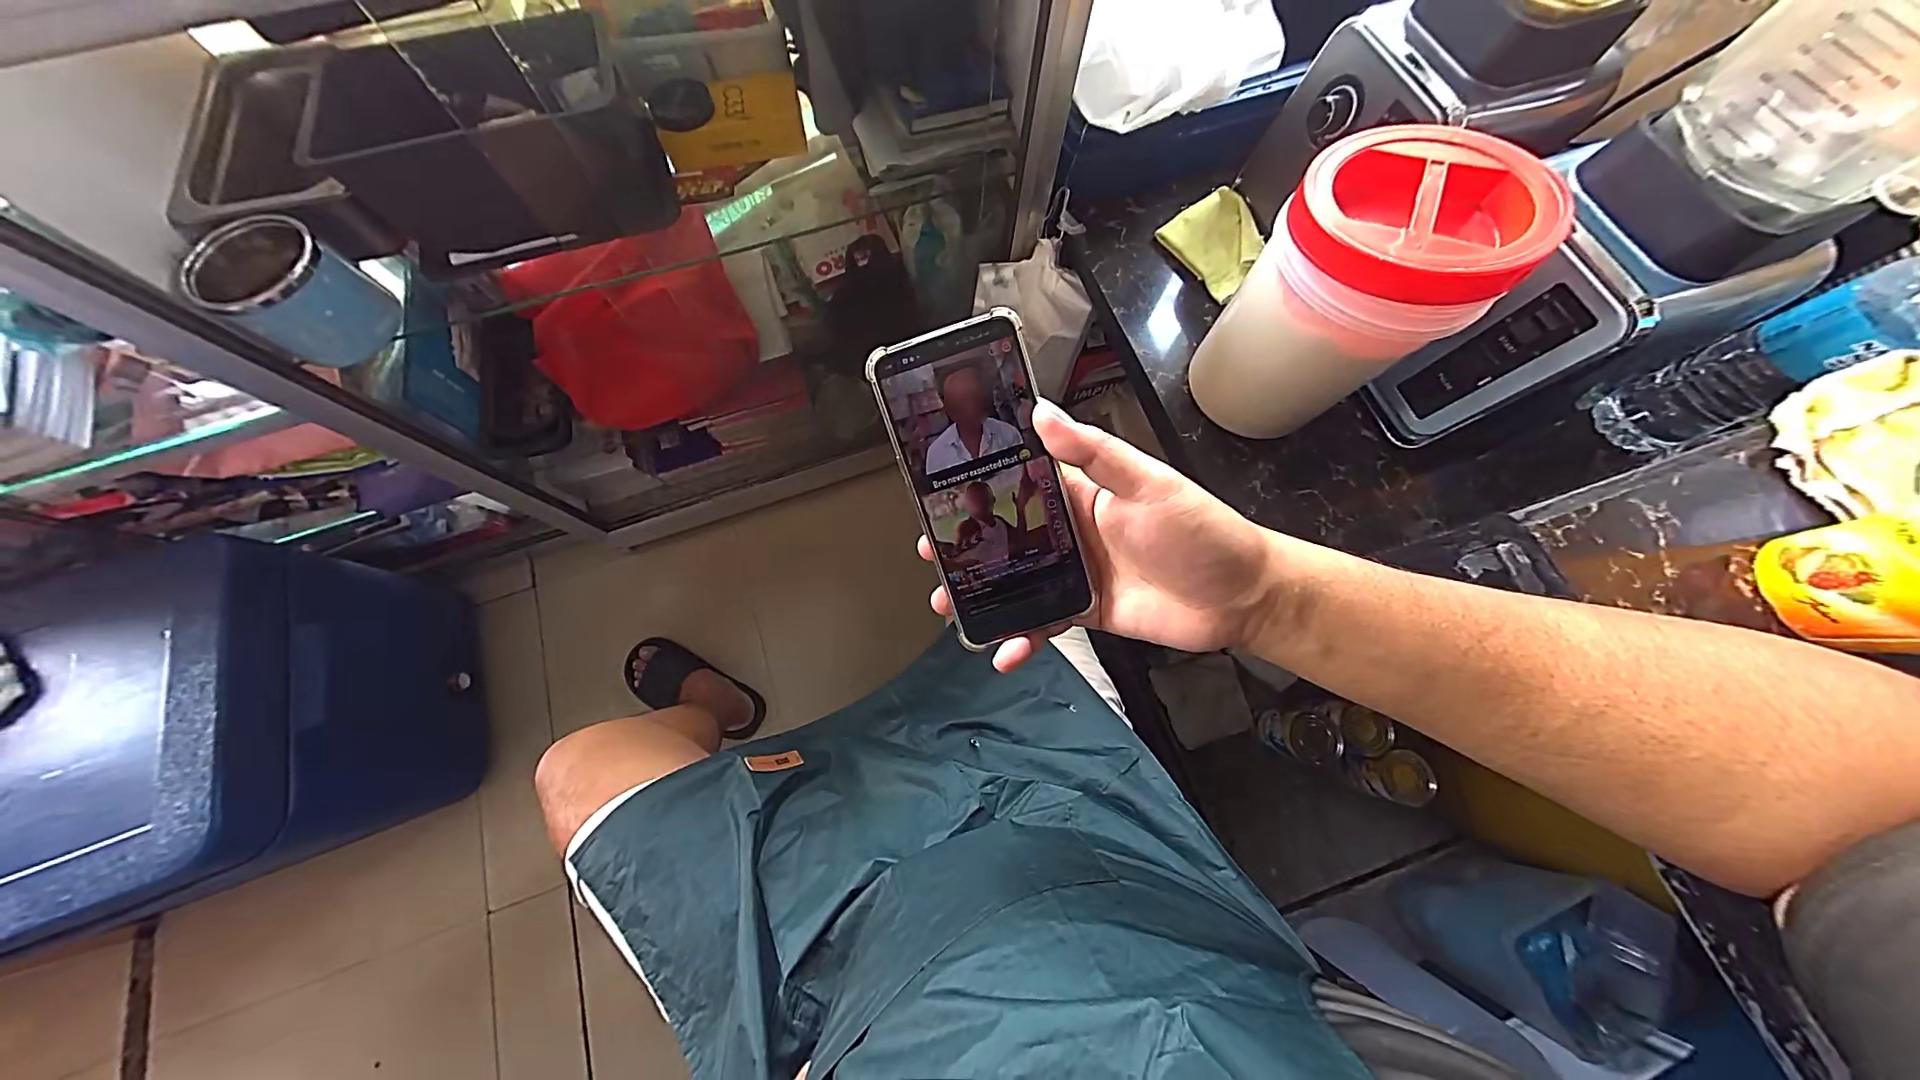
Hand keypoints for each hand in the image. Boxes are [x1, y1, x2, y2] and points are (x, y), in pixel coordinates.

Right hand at [919, 400, 1285, 671]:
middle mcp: (1073, 533)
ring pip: (1017, 583)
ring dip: (984, 595)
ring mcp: (1077, 574)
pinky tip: (1005, 650)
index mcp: (1081, 495)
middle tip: (934, 554)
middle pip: (1008, 538)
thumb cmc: (1202, 532)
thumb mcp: (1148, 484)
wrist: (1240, 597)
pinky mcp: (1086, 611)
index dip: (980, 489)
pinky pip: (1044, 622)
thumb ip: (1094, 452)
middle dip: (969, 546)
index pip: (1020, 485)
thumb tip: (1043, 413)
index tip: (943, 495)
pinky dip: (1022, 638)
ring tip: (952, 604)